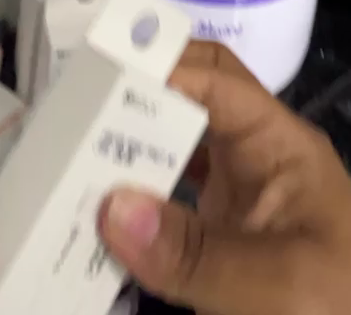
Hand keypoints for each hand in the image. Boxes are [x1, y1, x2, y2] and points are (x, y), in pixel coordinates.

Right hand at [98, 42, 350, 314]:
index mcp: (281, 144)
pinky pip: (171, 203)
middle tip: (73, 105)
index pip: (218, 82)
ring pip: (178, 149)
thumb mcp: (272, 284)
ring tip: (69, 150)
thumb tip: (108, 205)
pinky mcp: (222, 239)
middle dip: (142, 98)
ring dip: (132, 149)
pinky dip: (137, 201)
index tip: (100, 72)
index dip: (164, 67)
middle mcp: (257, 158)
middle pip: (195, 103)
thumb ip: (192, 250)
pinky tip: (95, 212)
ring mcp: (239, 198)